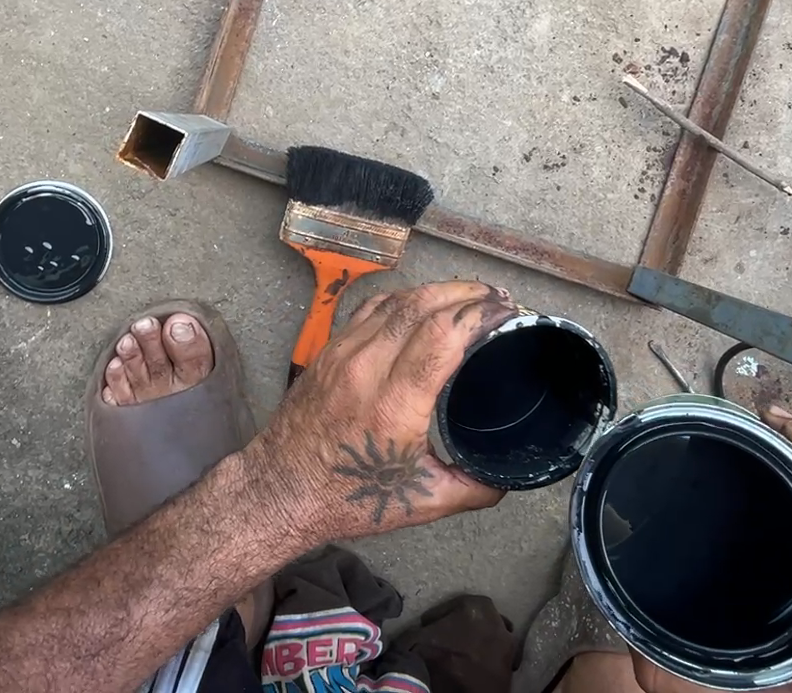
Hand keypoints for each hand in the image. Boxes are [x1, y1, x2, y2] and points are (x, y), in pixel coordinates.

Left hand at [241, 282, 513, 542]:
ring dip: (437, 290)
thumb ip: (476, 487)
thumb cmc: (349, 497)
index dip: (479, 314)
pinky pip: (371, 307)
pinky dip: (404, 298)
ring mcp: (343, 352)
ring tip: (468, 295)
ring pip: (396, 300)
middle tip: (497, 298)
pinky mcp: (329, 348)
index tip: (506, 312)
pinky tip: (423, 302)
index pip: (442, 335)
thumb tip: (510, 473)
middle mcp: (367, 368)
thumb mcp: (424, 502)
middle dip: (466, 293)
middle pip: (422, 305)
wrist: (281, 489)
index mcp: (394, 405)